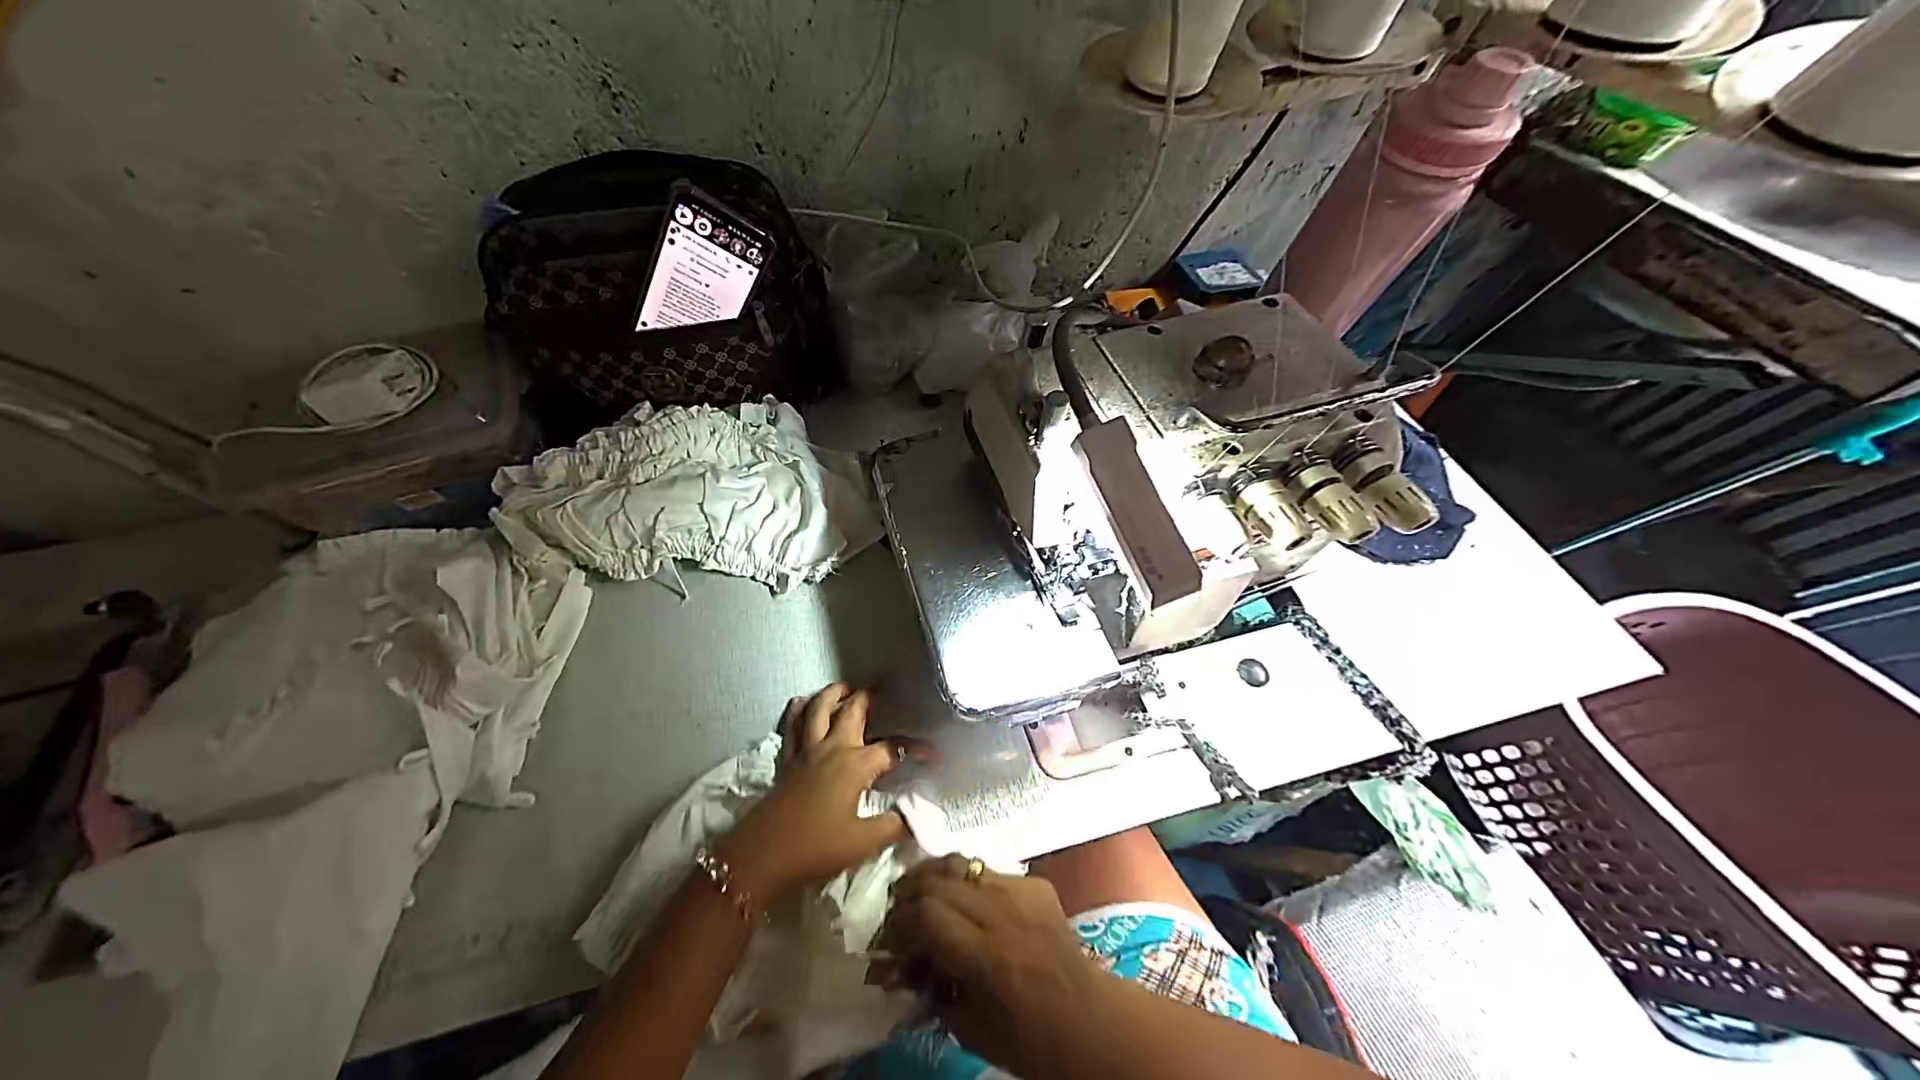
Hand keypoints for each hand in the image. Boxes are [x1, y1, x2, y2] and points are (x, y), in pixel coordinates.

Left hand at [719, 683, 919, 903]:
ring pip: (819, 709)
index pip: (892, 749)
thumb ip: (894, 826)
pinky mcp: (786, 762)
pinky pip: (793, 726)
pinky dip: (799, 710)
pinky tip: (802, 703)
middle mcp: (832, 749)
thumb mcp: (863, 843)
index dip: (915, 749)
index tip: (933, 755)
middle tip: (882, 689)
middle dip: (869, 697)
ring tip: (845, 687)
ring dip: (833, 694)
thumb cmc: (815, 848)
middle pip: (852, 712)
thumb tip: (918, 816)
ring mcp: (806, 752)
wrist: (761, 856)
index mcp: (855, 765)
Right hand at [873, 856, 1106, 1076]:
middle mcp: (1003, 912)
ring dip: (932, 876)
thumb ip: (930, 988)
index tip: (888, 941)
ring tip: (918, 892)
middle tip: (896, 915)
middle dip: (908, 897)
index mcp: (987, 954)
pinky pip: (990, 871)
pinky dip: (967, 881)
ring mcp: (1022, 892)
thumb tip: (895, 967)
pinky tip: (962, 899)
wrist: (1088, 1022)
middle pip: (939, 881)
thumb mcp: (968, 1026)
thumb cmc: (1027, 1040)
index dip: (899, 924)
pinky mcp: (1036, 885)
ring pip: (963, 863)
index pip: (927, 914)